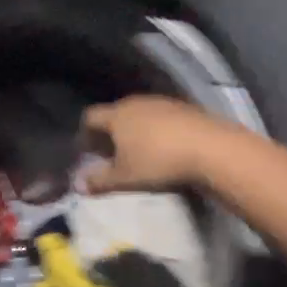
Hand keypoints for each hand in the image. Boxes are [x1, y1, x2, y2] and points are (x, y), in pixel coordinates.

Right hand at [81, 95, 227, 192]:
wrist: (210, 148)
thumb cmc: (158, 161)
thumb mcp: (125, 178)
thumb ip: (99, 181)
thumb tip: (77, 185)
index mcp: (116, 115)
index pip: (90, 117)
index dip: (85, 134)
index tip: (87, 152)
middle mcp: (135, 102)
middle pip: (114, 114)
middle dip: (110, 133)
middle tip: (112, 155)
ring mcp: (161, 103)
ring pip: (139, 115)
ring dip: (135, 131)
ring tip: (140, 153)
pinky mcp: (184, 108)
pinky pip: (161, 118)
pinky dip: (157, 131)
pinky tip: (166, 149)